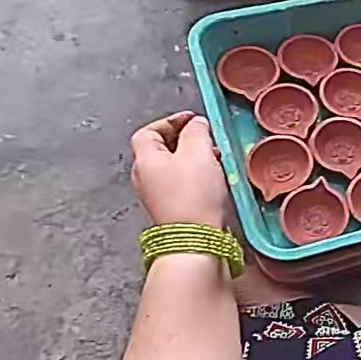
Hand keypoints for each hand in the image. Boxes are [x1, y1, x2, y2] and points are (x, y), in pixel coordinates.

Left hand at [131, 111, 228, 227]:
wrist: (195, 239)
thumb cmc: (194, 196)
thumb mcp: (199, 152)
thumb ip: (197, 131)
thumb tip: (197, 123)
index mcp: (146, 159)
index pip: (149, 131)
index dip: (170, 121)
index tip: (191, 120)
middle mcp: (145, 177)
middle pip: (161, 149)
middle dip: (185, 140)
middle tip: (207, 139)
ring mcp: (157, 195)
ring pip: (173, 167)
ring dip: (193, 159)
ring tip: (215, 159)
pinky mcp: (171, 209)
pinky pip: (180, 185)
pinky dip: (195, 177)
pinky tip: (213, 181)